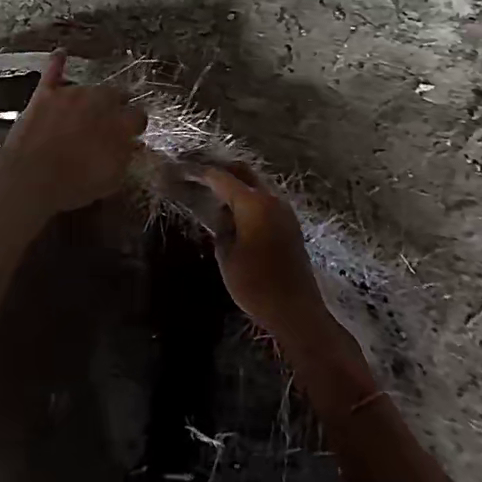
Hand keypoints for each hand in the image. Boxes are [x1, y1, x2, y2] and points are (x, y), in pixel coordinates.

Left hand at [0, 51, 145, 217]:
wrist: (31, 176)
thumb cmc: (74, 184)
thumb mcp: (111, 179)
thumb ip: (127, 158)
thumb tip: (137, 145)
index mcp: (120, 122)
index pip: (138, 115)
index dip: (135, 125)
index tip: (131, 134)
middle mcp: (100, 100)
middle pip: (116, 94)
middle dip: (115, 106)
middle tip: (107, 122)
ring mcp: (71, 93)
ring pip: (88, 87)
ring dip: (90, 97)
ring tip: (85, 110)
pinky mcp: (46, 93)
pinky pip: (53, 71)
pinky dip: (57, 62)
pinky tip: (60, 52)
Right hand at [197, 164, 331, 337]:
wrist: (295, 310)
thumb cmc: (256, 284)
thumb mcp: (227, 257)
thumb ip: (222, 229)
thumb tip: (223, 217)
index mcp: (253, 203)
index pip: (222, 179)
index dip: (202, 173)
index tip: (185, 171)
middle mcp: (271, 199)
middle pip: (244, 173)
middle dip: (222, 171)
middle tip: (201, 177)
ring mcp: (284, 211)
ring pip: (257, 186)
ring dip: (237, 187)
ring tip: (216, 198)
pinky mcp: (290, 224)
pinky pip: (265, 201)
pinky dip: (249, 200)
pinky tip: (237, 215)